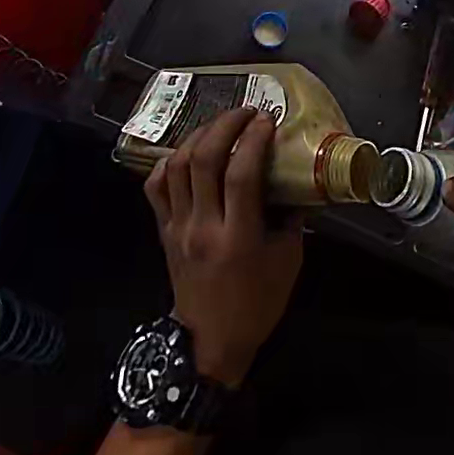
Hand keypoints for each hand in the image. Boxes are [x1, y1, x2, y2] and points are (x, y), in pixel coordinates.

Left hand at [144, 108, 301, 386]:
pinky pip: (155, 186)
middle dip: (224, 126)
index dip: (253, 140)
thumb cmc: (256, 304)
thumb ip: (293, 220)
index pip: (242, 174)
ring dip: (198, 136)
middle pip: (203, 160)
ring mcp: (177, 226)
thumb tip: (298, 183)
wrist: (209, 342)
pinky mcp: (163, 230)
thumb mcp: (288, 263)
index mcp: (238, 236)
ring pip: (176, 166)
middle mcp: (203, 226)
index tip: (267, 120)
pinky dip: (168, 162)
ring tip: (219, 125)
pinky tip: (186, 152)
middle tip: (245, 112)